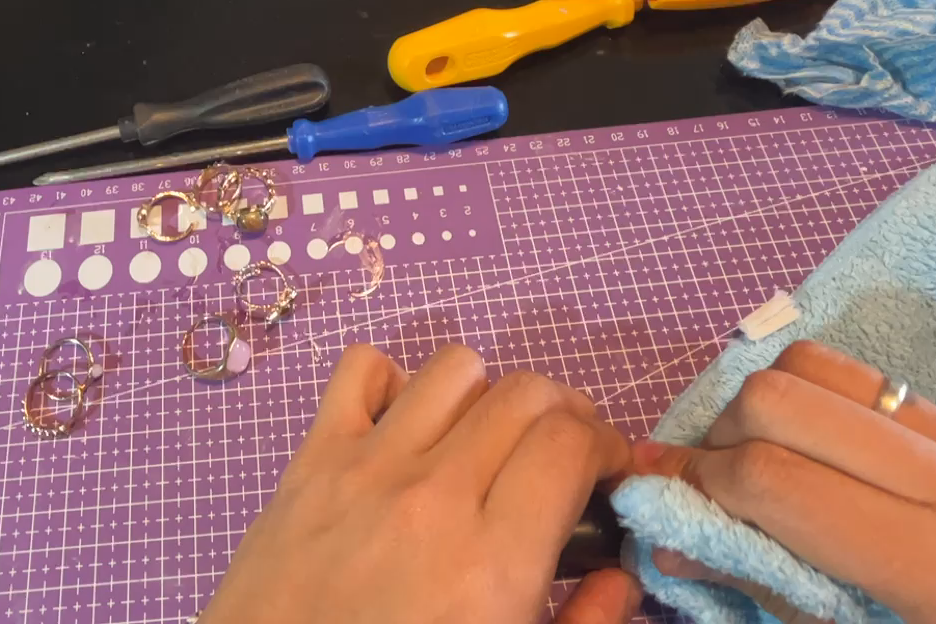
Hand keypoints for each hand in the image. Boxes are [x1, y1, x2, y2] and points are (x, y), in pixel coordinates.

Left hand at [199, 344, 641, 623]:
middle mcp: (433, 491)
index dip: (606, 444)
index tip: (609, 471)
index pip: (569, 442)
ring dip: (486, 392)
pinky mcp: (314, 453)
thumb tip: (621, 568)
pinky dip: (392, 379)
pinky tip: (401, 423)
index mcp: (492, 560)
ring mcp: (367, 462)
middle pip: (523, 394)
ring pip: (452, 368)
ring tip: (484, 438)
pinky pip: (359, 368)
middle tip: (562, 453)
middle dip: (564, 412)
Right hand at [632, 340, 935, 623]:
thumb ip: (775, 594)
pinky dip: (816, 406)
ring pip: (821, 365)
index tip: (662, 499)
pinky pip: (874, 386)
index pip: (778, 480)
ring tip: (762, 460)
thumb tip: (668, 538)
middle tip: (713, 485)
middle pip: (784, 398)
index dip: (699, 485)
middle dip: (720, 436)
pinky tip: (819, 456)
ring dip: (763, 407)